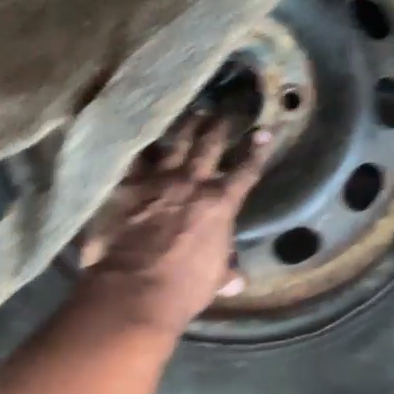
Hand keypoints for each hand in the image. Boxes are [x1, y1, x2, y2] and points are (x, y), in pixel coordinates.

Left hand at [75, 114, 274, 333]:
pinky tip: (141, 133)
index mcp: (220, 203)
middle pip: (210, 143)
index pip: (246, 170)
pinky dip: (141, 146)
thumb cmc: (183, 287)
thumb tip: (236, 281)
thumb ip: (225, 272)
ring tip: (193, 110)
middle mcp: (192, 182)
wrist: (135, 287)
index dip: (258, 150)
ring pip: (175, 141)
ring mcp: (158, 179)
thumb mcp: (213, 279)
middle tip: (227, 106)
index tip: (265, 132)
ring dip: (186, 124)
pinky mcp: (128, 185)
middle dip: (221, 123)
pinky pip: (135, 157)